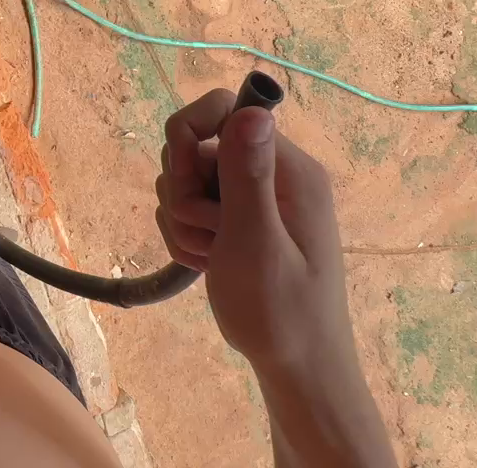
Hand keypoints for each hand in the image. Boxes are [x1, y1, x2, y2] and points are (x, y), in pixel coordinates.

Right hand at [154, 91, 353, 376]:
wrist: (295, 369)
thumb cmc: (281, 311)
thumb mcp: (257, 242)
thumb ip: (247, 175)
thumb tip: (253, 109)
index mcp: (288, 169)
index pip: (223, 108)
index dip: (188, 130)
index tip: (181, 172)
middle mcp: (270, 173)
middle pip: (192, 145)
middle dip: (182, 188)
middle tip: (205, 231)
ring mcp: (251, 196)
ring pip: (182, 177)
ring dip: (181, 217)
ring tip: (210, 254)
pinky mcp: (233, 218)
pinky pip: (184, 205)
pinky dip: (183, 232)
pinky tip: (205, 261)